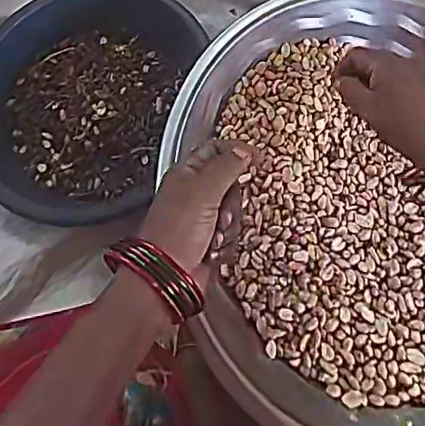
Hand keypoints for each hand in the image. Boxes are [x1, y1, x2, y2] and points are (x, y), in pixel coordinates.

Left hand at [136, 139, 259, 277]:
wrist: (168, 276)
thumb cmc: (177, 230)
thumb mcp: (203, 190)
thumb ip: (226, 167)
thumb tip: (245, 150)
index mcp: (187, 173)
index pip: (215, 149)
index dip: (235, 151)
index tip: (256, 157)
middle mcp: (194, 192)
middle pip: (231, 182)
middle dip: (232, 199)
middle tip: (223, 210)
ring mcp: (203, 217)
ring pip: (235, 209)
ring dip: (229, 224)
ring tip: (215, 233)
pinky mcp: (211, 239)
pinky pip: (233, 233)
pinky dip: (226, 242)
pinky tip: (213, 249)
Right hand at [334, 47, 424, 170]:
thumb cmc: (402, 127)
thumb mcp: (366, 109)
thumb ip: (348, 89)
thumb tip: (342, 80)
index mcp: (385, 62)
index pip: (354, 55)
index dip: (340, 68)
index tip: (336, 85)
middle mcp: (404, 60)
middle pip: (373, 60)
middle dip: (358, 75)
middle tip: (351, 96)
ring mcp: (422, 71)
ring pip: (390, 70)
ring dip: (376, 82)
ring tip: (371, 104)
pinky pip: (406, 79)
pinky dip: (394, 88)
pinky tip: (394, 106)